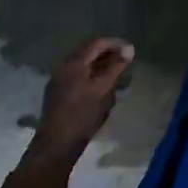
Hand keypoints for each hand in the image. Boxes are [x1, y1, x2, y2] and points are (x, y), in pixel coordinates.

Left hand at [32, 37, 134, 161]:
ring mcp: (59, 79)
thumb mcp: (103, 89)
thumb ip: (116, 67)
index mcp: (73, 62)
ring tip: (118, 73)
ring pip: (84, 64)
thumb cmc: (83, 114)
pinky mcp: (59, 91)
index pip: (97, 43)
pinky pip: (79, 75)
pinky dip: (93, 75)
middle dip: (109, 54)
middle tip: (126, 61)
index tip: (131, 51)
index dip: (115, 44)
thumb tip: (129, 49)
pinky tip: (104, 85)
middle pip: (89, 52)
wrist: (57, 144)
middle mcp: (64, 66)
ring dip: (101, 65)